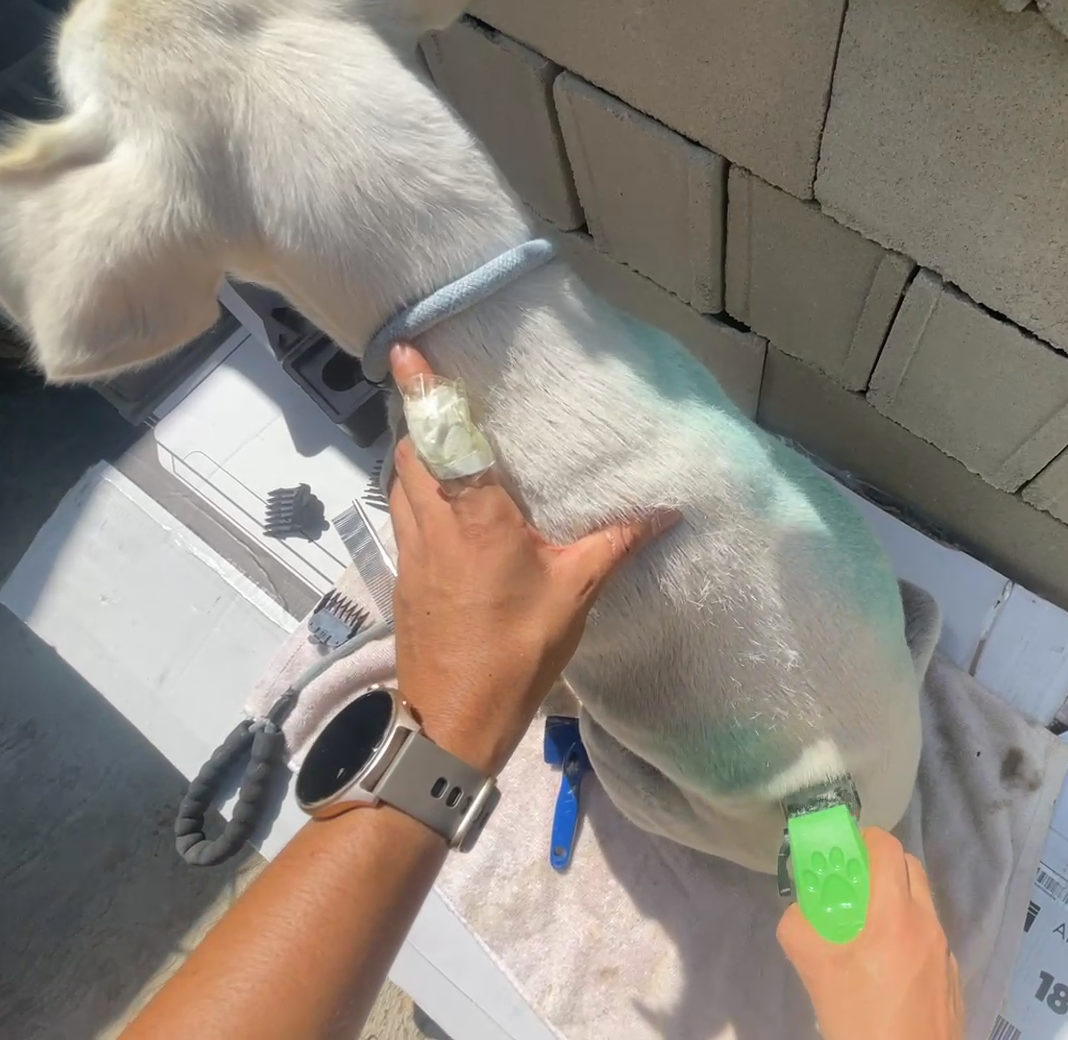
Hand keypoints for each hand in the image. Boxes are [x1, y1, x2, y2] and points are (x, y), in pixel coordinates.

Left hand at [386, 343, 678, 775]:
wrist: (452, 719)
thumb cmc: (517, 649)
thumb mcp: (576, 592)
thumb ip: (616, 543)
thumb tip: (667, 511)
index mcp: (476, 517)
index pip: (444, 439)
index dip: (424, 391)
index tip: (406, 348)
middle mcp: (433, 522)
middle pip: (410, 451)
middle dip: (421, 417)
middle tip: (443, 394)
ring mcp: (411, 550)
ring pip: (399, 482)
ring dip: (414, 453)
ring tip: (445, 440)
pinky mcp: (405, 575)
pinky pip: (403, 513)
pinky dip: (415, 489)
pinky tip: (446, 503)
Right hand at [779, 828, 964, 1039]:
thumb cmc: (860, 1019)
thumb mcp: (814, 970)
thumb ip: (798, 927)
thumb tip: (798, 911)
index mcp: (895, 913)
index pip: (888, 849)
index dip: (866, 838)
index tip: (846, 850)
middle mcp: (927, 924)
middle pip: (911, 868)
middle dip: (883, 865)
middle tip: (854, 885)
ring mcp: (946, 954)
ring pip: (923, 905)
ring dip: (897, 901)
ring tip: (868, 932)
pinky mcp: (955, 982)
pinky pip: (931, 939)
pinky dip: (910, 936)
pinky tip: (889, 972)